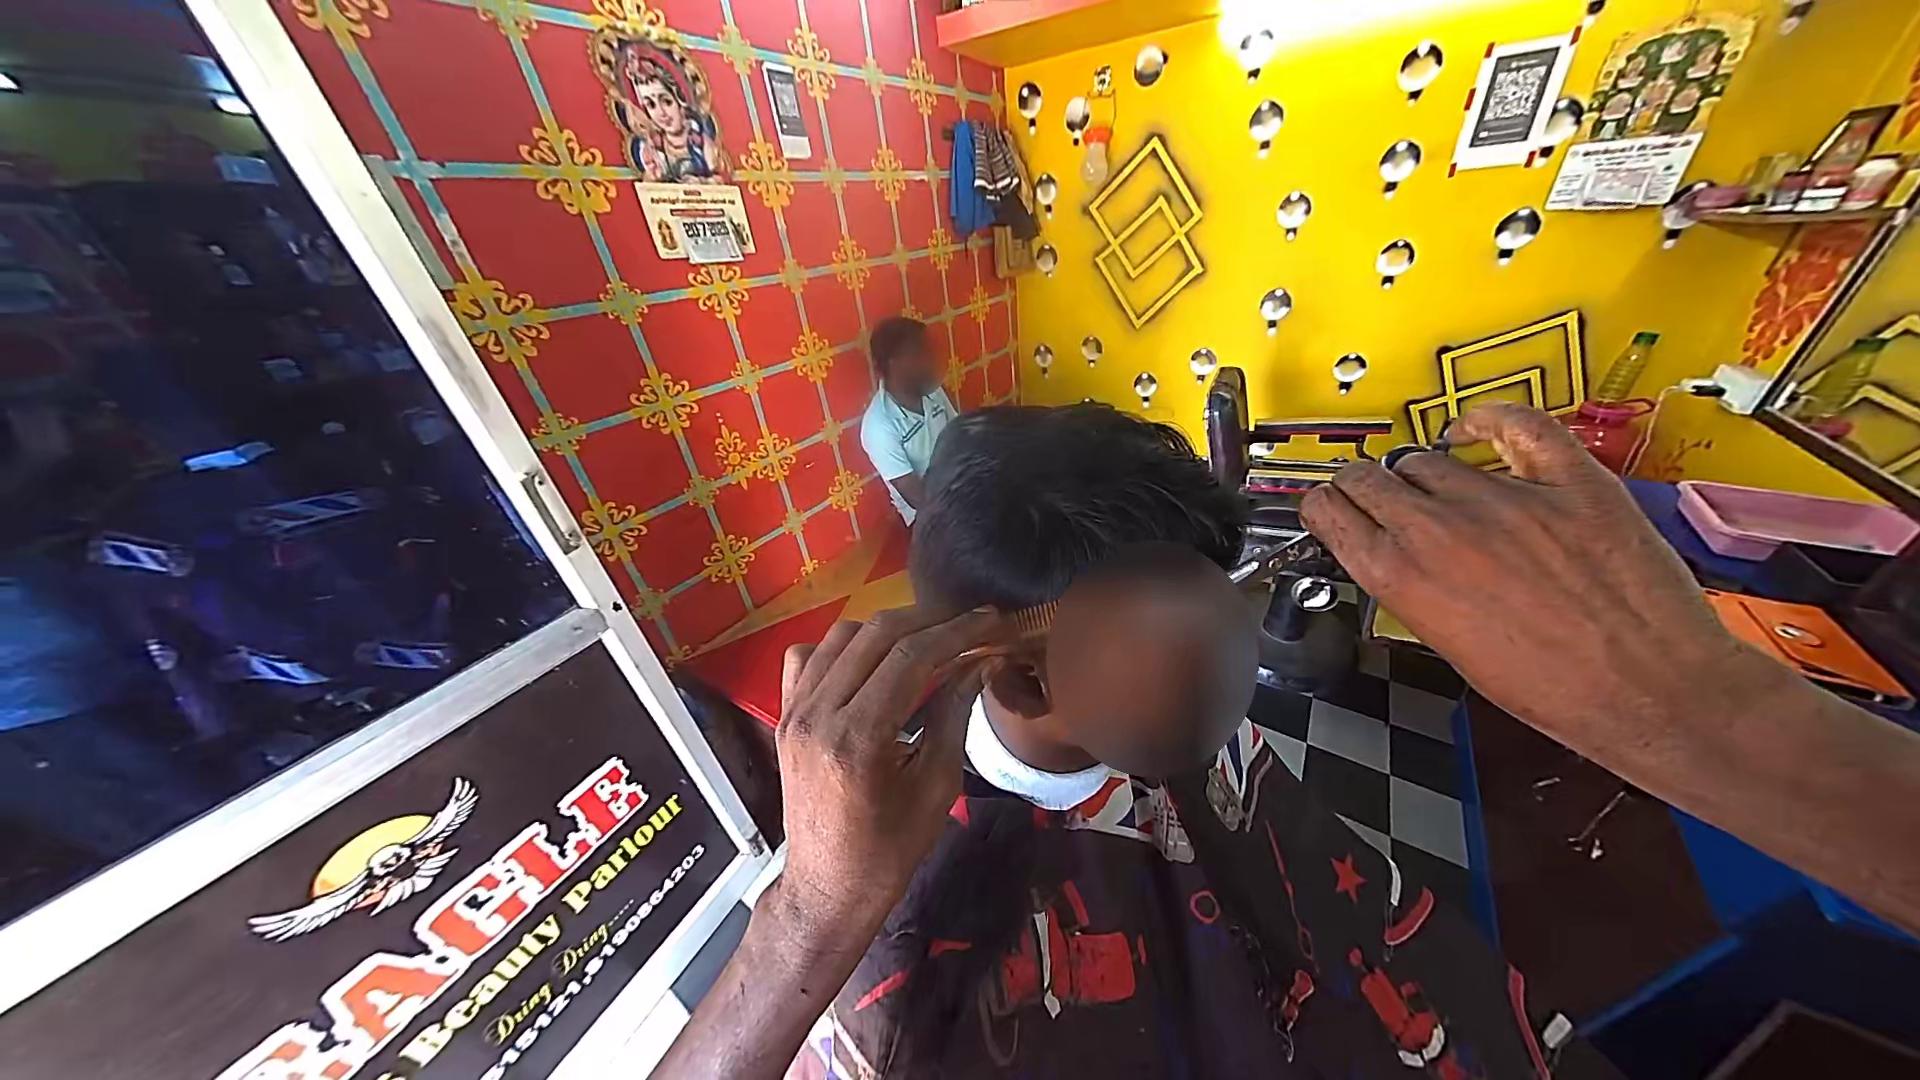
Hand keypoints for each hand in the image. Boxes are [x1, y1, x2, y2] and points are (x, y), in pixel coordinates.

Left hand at [769, 607, 998, 942]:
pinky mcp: (785, 713)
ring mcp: (794, 710)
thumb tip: (982, 661)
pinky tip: (870, 659)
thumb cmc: (890, 850)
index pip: (912, 657)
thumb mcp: (937, 786)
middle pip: (878, 633)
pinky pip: (809, 654)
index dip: (957, 630)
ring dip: (891, 627)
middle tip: (968, 621)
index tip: (990, 619)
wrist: (826, 888)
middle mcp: (819, 713)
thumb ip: (955, 713)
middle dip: (931, 618)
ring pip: (843, 634)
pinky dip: (844, 644)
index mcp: (859, 739)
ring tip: (929, 637)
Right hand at [1300, 404, 1759, 735]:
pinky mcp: (1567, 482)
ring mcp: (1501, 500)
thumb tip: (1381, 547)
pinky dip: (1487, 419)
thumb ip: (1397, 579)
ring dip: (1419, 470)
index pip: (1326, 506)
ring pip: (1425, 456)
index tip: (1331, 504)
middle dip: (1360, 483)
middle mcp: (1436, 529)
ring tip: (1433, 484)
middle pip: (1364, 473)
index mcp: (1394, 572)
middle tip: (1373, 492)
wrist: (1645, 692)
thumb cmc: (1542, 681)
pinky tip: (1473, 429)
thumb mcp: (1432, 635)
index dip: (1324, 504)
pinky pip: (1515, 424)